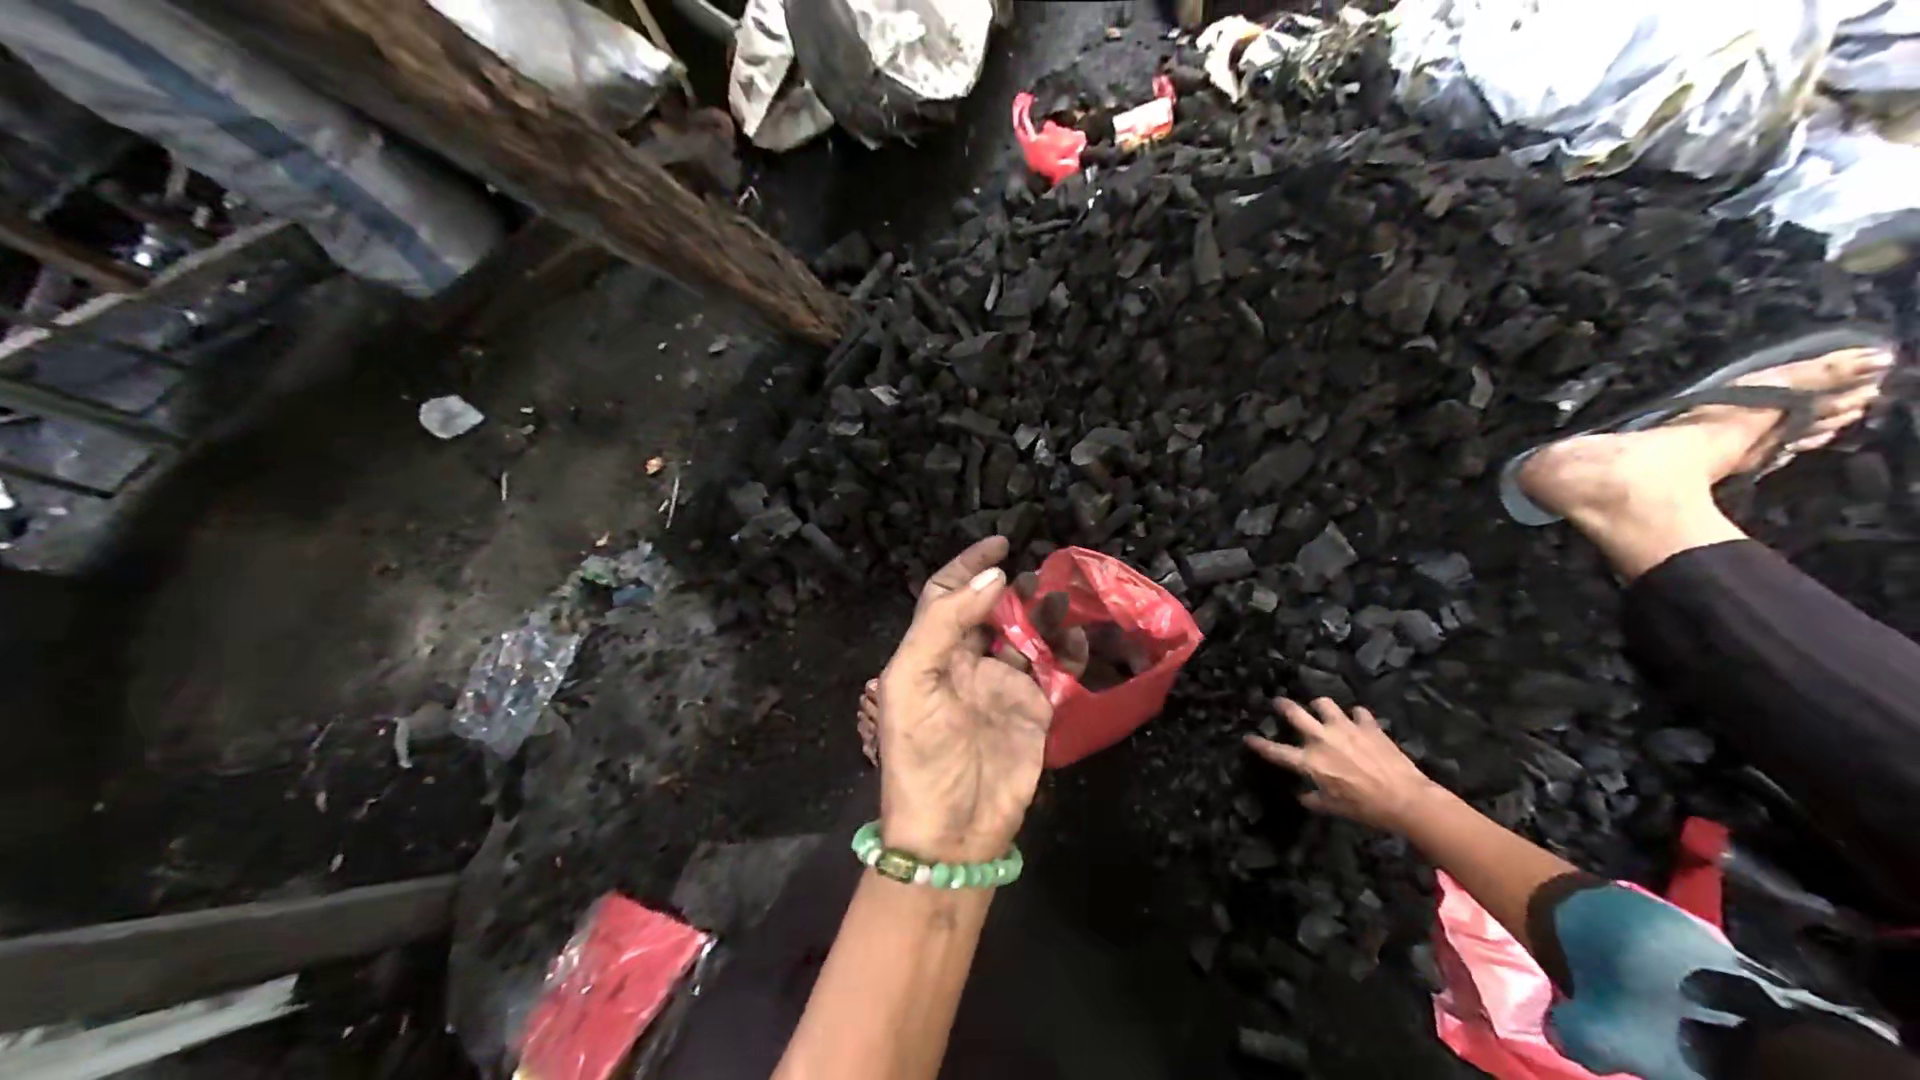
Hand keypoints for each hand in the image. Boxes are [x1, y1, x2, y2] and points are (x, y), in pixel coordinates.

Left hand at [877, 537, 1054, 862]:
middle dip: (1013, 588)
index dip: (968, 566)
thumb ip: (945, 623)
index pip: (947, 595)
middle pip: (992, 611)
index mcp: (932, 653)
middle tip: (1038, 575)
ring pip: (1027, 634)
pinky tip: (1077, 638)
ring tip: (1059, 600)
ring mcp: (1004, 685)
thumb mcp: (913, 680)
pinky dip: (1068, 649)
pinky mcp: (1035, 709)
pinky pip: (1055, 668)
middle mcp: (967, 663)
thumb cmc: (921, 752)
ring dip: (1044, 613)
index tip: (999, 543)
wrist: (951, 829)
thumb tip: (993, 579)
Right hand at [1244, 697, 1439, 832]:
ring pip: (1324, 703)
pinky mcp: (1368, 726)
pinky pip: (1359, 712)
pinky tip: (1359, 722)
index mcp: (1310, 762)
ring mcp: (1345, 728)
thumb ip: (1314, 800)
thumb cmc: (1366, 808)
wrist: (1406, 799)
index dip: (1259, 744)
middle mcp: (1322, 739)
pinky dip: (1357, 717)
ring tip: (1322, 709)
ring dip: (1320, 706)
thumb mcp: (1334, 809)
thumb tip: (1303, 796)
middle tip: (1279, 702)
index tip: (1248, 738)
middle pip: (1295, 712)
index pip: (1276, 751)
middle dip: (1283, 705)